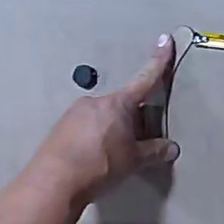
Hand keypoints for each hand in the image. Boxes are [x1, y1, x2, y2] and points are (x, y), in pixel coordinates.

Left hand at [13, 35, 180, 208]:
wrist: (52, 183)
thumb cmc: (99, 166)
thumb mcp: (133, 160)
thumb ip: (154, 151)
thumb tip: (171, 148)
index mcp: (118, 104)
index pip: (145, 79)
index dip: (158, 60)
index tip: (164, 39)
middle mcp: (95, 102)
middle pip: (123, 104)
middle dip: (133, 120)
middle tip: (137, 143)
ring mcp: (74, 114)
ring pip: (103, 117)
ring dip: (112, 131)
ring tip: (112, 158)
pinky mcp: (60, 129)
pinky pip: (86, 128)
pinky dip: (95, 138)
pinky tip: (94, 159)